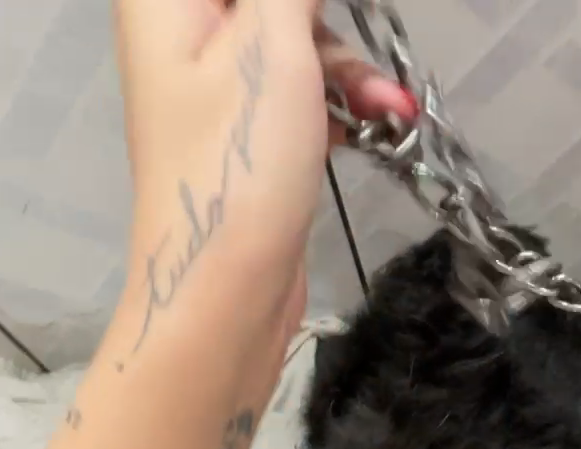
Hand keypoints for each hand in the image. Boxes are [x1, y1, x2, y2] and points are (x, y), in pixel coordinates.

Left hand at [113, 0, 414, 282]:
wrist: (226, 289)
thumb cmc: (242, 160)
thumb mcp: (273, 46)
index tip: (332, 11)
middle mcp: (185, 32)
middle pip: (269, 1)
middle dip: (331, 20)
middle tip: (374, 46)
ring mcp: (220, 92)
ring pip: (293, 47)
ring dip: (350, 71)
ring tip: (395, 109)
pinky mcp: (252, 139)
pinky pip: (300, 97)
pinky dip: (339, 106)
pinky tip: (377, 125)